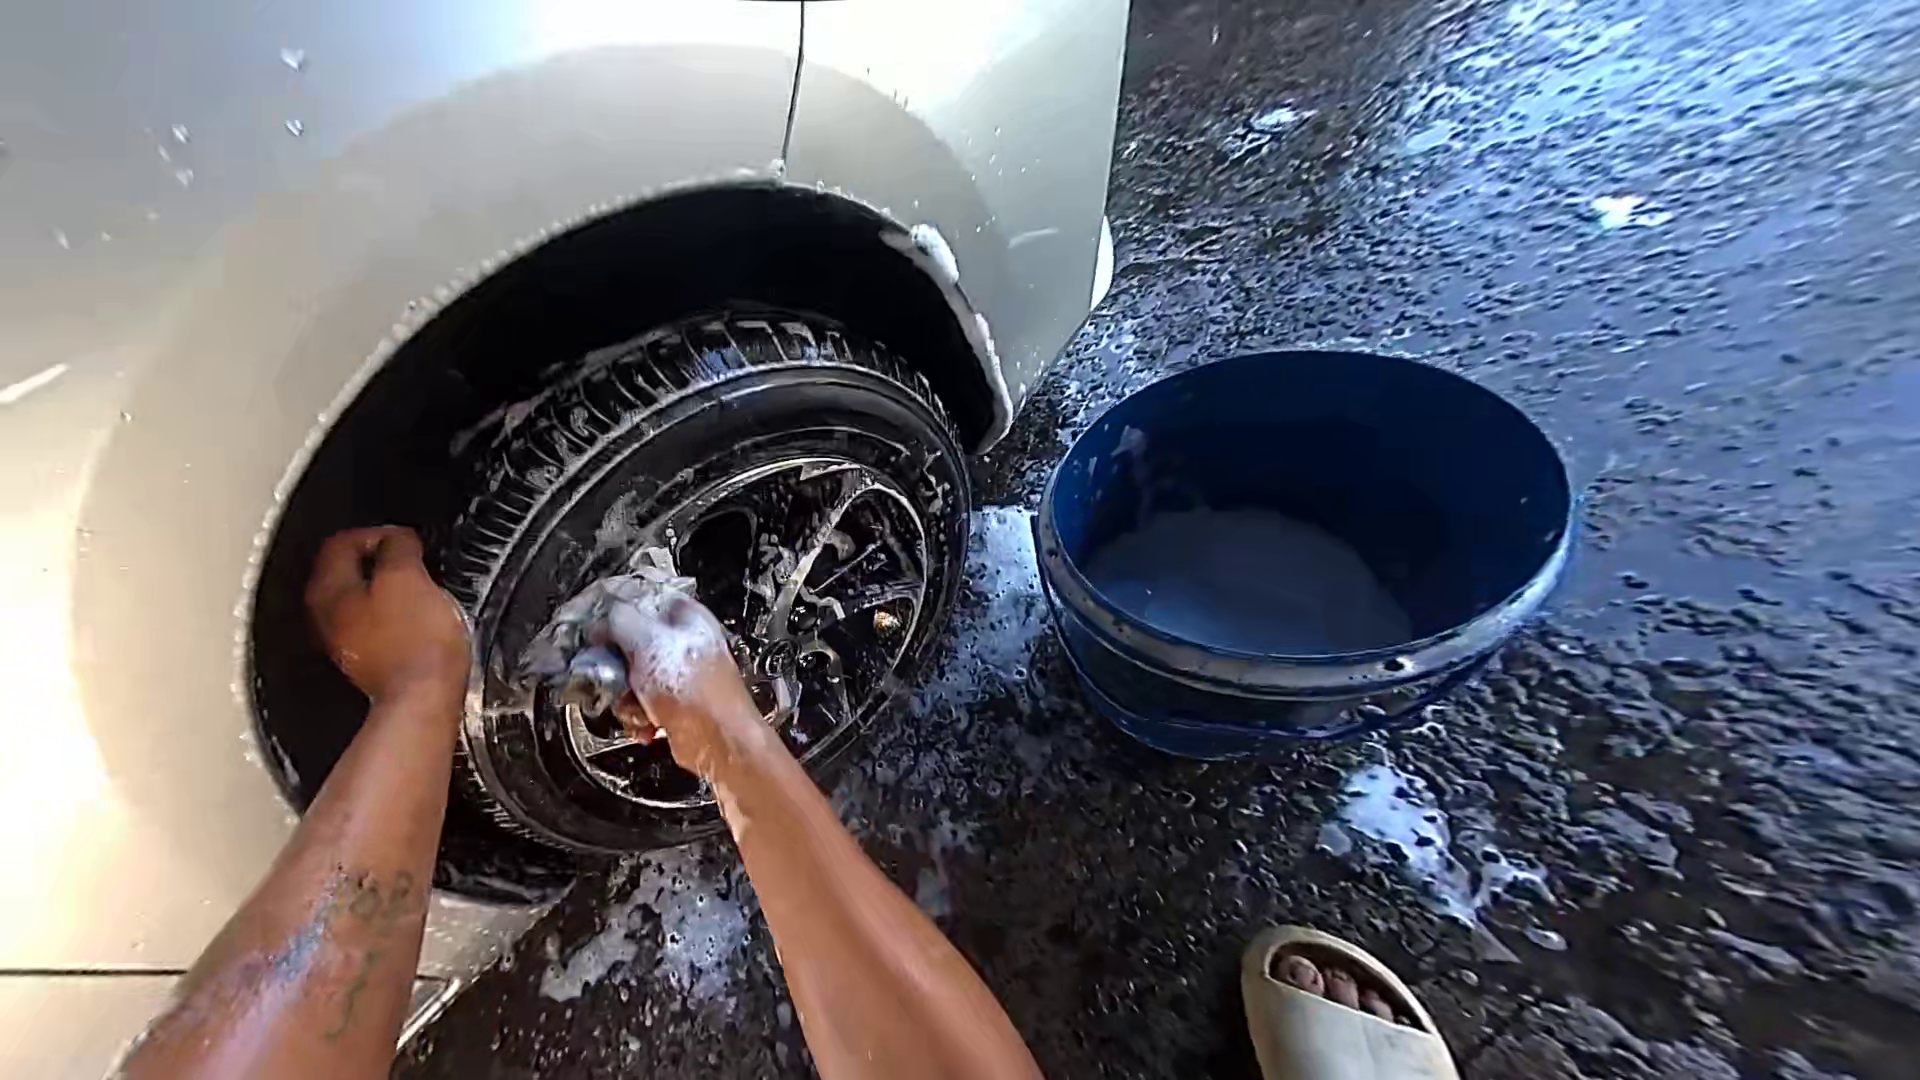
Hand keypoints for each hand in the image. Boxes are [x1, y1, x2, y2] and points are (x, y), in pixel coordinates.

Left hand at [306, 527, 470, 705]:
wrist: (423, 692)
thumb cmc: (417, 638)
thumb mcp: (409, 580)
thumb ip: (398, 551)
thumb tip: (397, 538)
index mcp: (331, 590)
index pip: (341, 543)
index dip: (379, 533)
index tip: (410, 540)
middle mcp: (327, 613)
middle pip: (348, 568)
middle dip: (383, 557)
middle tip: (417, 557)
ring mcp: (346, 636)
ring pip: (362, 593)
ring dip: (390, 582)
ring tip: (422, 582)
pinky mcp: (369, 653)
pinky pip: (378, 617)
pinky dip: (396, 606)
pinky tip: (419, 612)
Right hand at [596, 583, 763, 778]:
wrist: (717, 739)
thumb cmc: (697, 691)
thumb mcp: (649, 644)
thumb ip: (621, 622)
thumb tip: (601, 621)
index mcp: (687, 618)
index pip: (642, 604)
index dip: (615, 618)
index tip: (597, 633)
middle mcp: (684, 644)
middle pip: (629, 647)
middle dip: (618, 670)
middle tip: (621, 679)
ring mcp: (679, 674)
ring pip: (630, 679)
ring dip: (627, 700)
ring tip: (642, 707)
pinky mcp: (673, 702)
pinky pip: (639, 704)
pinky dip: (638, 718)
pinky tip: (649, 724)